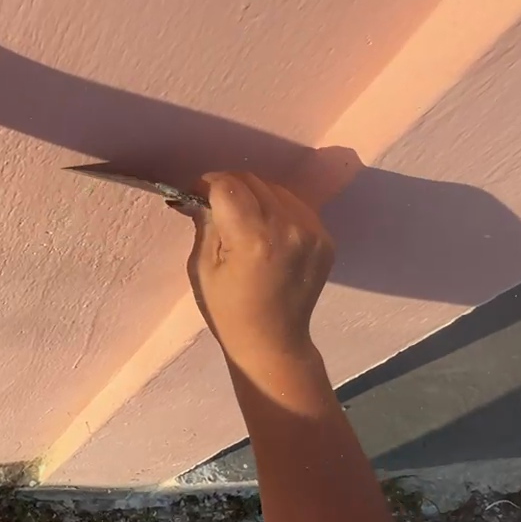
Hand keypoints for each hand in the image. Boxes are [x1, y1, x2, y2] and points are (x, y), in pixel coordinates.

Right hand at [183, 172, 335, 370]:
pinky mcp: (325, 238)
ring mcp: (312, 232)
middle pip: (253, 181)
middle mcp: (288, 228)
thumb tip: (195, 195)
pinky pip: (296, 205)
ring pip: (276, 188)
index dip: (207, 184)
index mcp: (253, 239)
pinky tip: (265, 228)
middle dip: (229, 186)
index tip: (196, 193)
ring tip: (241, 216)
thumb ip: (205, 224)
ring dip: (254, 194)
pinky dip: (276, 208)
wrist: (272, 340)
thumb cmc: (226, 309)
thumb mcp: (202, 266)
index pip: (228, 186)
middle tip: (214, 203)